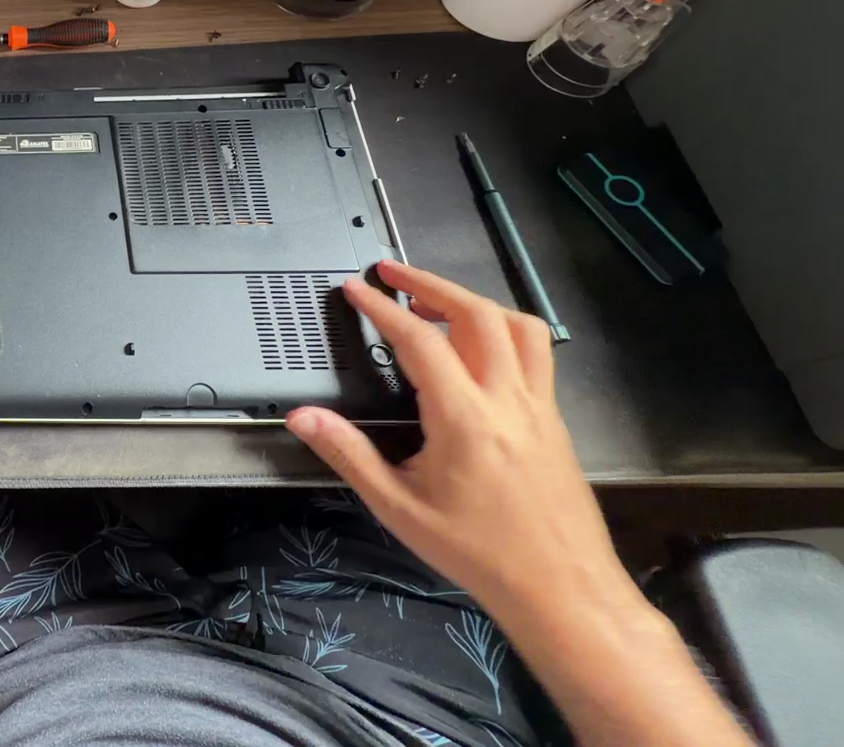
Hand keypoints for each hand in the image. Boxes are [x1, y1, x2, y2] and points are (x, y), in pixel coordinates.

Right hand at [286, 260, 635, 622]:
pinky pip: (534, 356)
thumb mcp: (396, 506)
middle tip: (392, 273)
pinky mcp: (553, 423)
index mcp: (465, 418)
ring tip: (435, 299)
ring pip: (520, 329)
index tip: (356, 288)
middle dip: (431, 284)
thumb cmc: (478, 551)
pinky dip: (500, 330)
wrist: (565, 593)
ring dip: (474, 301)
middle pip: (480, 316)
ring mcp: (539, 410)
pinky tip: (474, 347)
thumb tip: (302, 416)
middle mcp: (509, 402)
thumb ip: (346, 453)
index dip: (383, 308)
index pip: (420, 341)